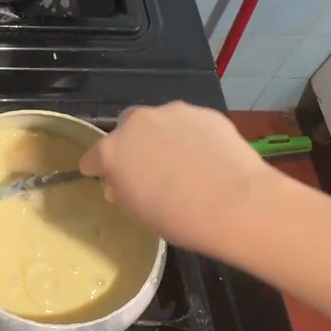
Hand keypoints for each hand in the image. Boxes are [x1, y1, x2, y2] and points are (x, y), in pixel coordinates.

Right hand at [79, 102, 280, 255]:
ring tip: (184, 163)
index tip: (102, 177)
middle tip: (148, 169)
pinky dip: (193, 137)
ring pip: (160, 122)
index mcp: (113, 151)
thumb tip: (120, 185)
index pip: (93, 157)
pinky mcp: (205, 113)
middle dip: (131, 145)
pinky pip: (191, 124)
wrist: (237, 204)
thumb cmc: (180, 218)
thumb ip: (123, 193)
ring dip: (163, 137)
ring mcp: (173, 114)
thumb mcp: (140, 213)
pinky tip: (209, 159)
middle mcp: (138, 123)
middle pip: (125, 129)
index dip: (97, 169)